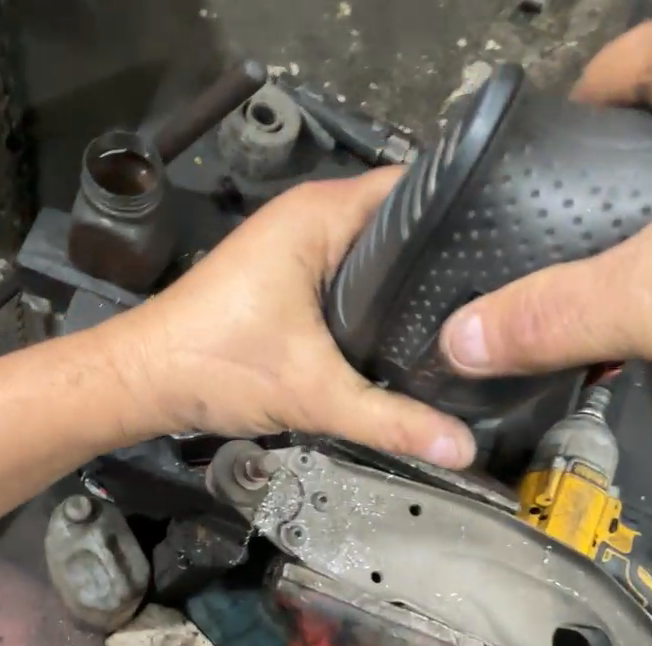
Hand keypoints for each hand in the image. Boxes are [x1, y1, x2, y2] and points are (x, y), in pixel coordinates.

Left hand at [113, 170, 476, 467]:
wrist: (144, 381)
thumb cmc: (216, 365)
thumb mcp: (313, 393)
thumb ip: (390, 420)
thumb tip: (463, 447)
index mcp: (321, 214)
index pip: (416, 192)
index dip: (462, 220)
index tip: (508, 257)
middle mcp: (312, 217)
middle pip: (400, 227)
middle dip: (442, 263)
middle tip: (494, 303)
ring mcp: (297, 247)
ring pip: (374, 258)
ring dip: (409, 287)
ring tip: (467, 320)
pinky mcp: (287, 279)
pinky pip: (349, 280)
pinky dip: (375, 304)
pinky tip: (409, 335)